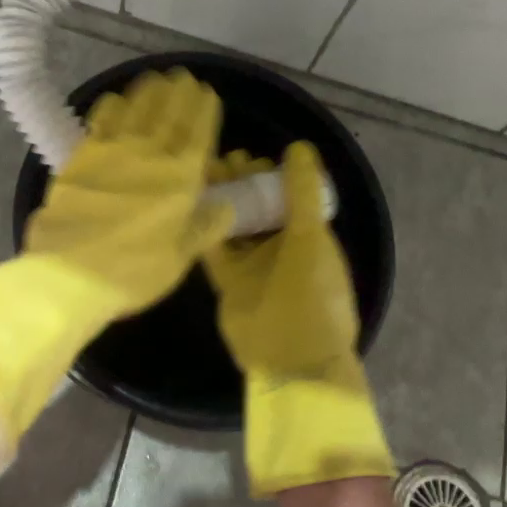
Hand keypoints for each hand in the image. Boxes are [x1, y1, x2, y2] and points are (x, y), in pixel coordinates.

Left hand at [22, 67, 231, 311]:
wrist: (71, 273)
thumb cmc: (133, 272)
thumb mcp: (179, 258)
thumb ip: (203, 228)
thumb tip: (225, 207)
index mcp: (181, 178)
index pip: (198, 132)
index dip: (204, 109)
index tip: (207, 92)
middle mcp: (149, 155)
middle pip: (168, 113)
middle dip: (178, 93)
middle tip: (181, 77)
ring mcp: (112, 151)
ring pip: (135, 110)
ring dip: (147, 92)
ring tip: (154, 80)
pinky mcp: (81, 157)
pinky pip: (101, 121)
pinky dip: (111, 106)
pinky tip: (115, 99)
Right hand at [203, 141, 394, 496]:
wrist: (293, 358)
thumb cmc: (312, 294)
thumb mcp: (312, 237)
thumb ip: (302, 192)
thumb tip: (299, 148)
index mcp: (308, 237)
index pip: (286, 197)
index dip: (268, 175)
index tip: (247, 156)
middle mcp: (280, 248)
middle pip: (257, 207)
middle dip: (242, 182)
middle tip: (222, 160)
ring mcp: (253, 266)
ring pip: (235, 223)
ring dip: (223, 199)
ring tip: (205, 172)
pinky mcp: (229, 283)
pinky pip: (215, 248)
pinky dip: (206, 226)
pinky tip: (193, 202)